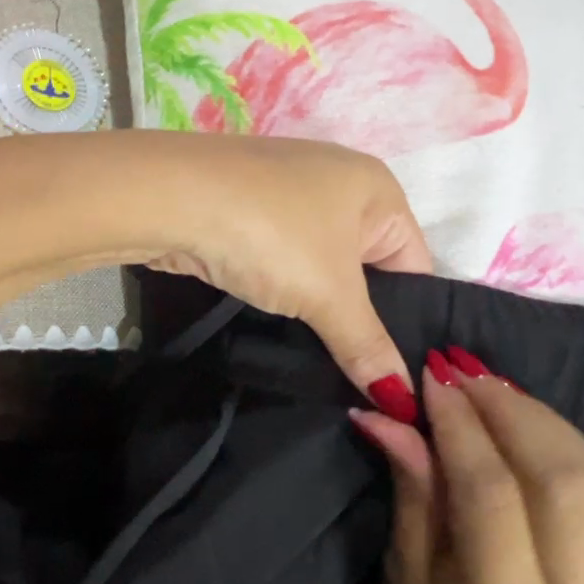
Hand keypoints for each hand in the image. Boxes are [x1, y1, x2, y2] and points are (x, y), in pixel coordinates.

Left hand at [144, 134, 431, 405]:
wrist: (168, 198)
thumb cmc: (269, 235)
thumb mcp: (328, 293)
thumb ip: (366, 345)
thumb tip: (402, 400)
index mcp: (376, 188)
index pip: (414, 266)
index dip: (410, 322)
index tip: (400, 379)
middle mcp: (335, 183)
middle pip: (366, 269)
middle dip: (359, 321)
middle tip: (361, 383)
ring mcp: (284, 196)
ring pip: (318, 269)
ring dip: (316, 312)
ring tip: (321, 368)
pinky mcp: (243, 214)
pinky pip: (279, 264)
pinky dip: (280, 295)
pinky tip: (279, 335)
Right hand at [349, 348, 583, 583]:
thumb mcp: (404, 568)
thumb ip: (413, 487)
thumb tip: (388, 409)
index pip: (491, 497)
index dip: (460, 426)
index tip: (430, 376)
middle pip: (560, 480)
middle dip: (507, 410)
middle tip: (459, 368)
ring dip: (540, 417)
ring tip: (488, 384)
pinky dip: (564, 441)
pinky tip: (524, 415)